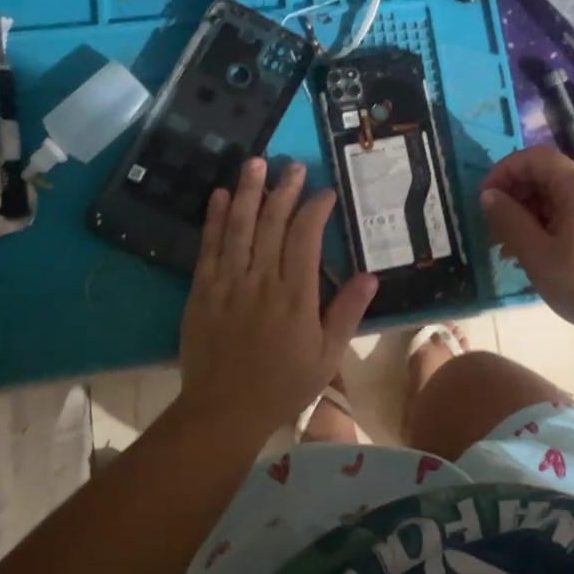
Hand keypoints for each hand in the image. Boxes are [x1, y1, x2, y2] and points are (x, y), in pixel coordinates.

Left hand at [178, 158, 377, 437]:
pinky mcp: (202, 290)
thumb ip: (347, 313)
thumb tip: (371, 276)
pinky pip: (209, 248)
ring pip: (240, 227)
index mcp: (296, 295)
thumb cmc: (283, 384)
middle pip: (273, 224)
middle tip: (293, 165)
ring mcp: (229, 283)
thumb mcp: (327, 356)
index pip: (305, 238)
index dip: (315, 210)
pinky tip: (221, 196)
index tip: (324, 192)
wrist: (224, 410)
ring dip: (249, 192)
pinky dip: (215, 220)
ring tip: (257, 163)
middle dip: (284, 190)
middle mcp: (262, 280)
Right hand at [480, 146, 573, 332]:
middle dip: (515, 196)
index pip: (537, 158)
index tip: (485, 197)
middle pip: (547, 176)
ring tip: (506, 247)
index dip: (506, 170)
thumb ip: (509, 220)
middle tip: (492, 228)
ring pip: (557, 197)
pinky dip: (546, 224)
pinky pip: (571, 213)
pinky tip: (532, 253)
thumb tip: (488, 195)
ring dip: (527, 214)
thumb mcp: (537, 254)